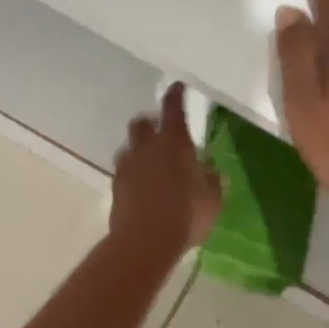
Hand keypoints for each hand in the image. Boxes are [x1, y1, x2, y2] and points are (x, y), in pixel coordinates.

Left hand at [110, 82, 222, 255]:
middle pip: (143, 123)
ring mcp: (127, 166)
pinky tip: (141, 186)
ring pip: (129, 146)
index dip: (175, 95)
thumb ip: (212, 180)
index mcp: (175, 142)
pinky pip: (124, 170)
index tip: (176, 87)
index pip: (173, 108)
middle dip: (151, 123)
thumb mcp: (212, 199)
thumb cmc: (186, 215)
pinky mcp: (116, 186)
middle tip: (161, 133)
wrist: (145, 241)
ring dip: (139, 149)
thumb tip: (210, 169)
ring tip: (150, 162)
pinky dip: (132, 172)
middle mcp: (147, 147)